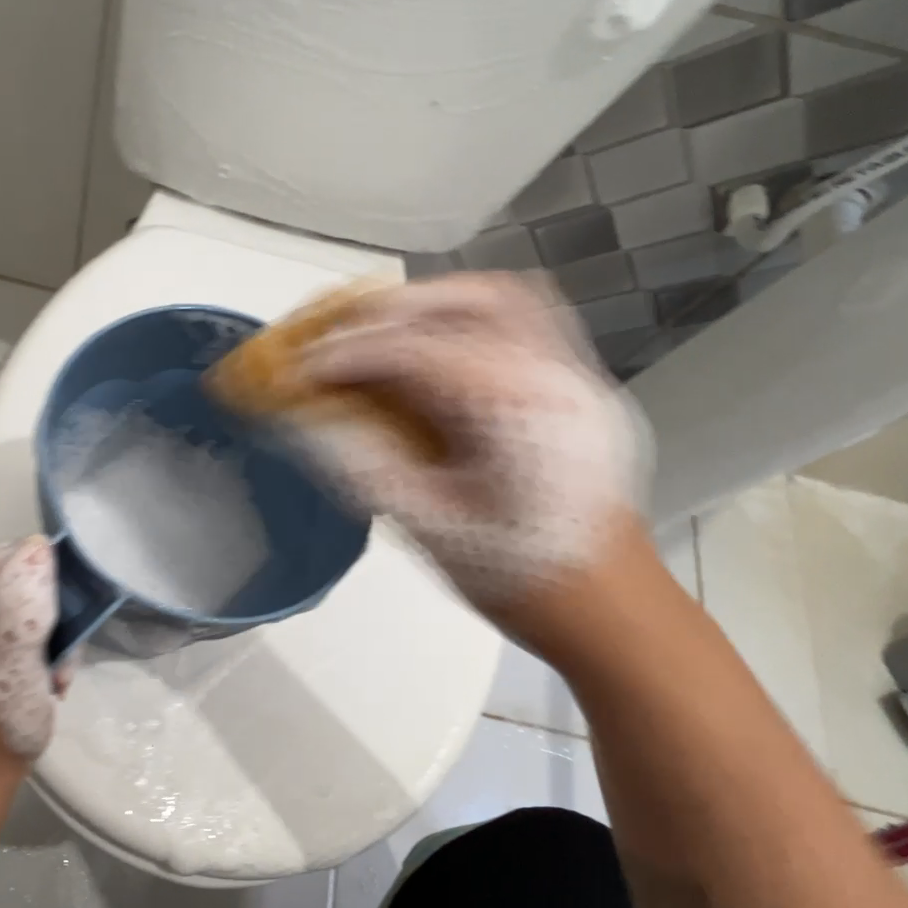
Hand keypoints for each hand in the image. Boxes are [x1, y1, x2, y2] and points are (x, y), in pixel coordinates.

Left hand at [0, 536, 68, 771]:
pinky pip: (25, 618)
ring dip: (54, 635)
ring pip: (32, 599)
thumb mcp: (17, 656)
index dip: (49, 589)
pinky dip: (44, 644)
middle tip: (59, 661)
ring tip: (55, 673)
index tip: (60, 634)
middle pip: (25, 575)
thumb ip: (25, 598)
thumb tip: (40, 545)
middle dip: (53, 614)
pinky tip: (48, 675)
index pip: (18, 556)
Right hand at [287, 272, 650, 614]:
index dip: (349, 353)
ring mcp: (574, 376)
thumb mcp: (428, 528)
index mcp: (516, 410)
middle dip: (392, 309)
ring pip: (502, 299)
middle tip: (337, 337)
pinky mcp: (574, 389)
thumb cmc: (519, 577)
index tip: (299, 369)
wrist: (608, 608)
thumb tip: (303, 422)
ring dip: (431, 305)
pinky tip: (429, 355)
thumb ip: (363, 465)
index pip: (418, 351)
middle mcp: (553, 375)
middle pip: (470, 299)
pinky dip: (462, 322)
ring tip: (380, 333)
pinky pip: (520, 324)